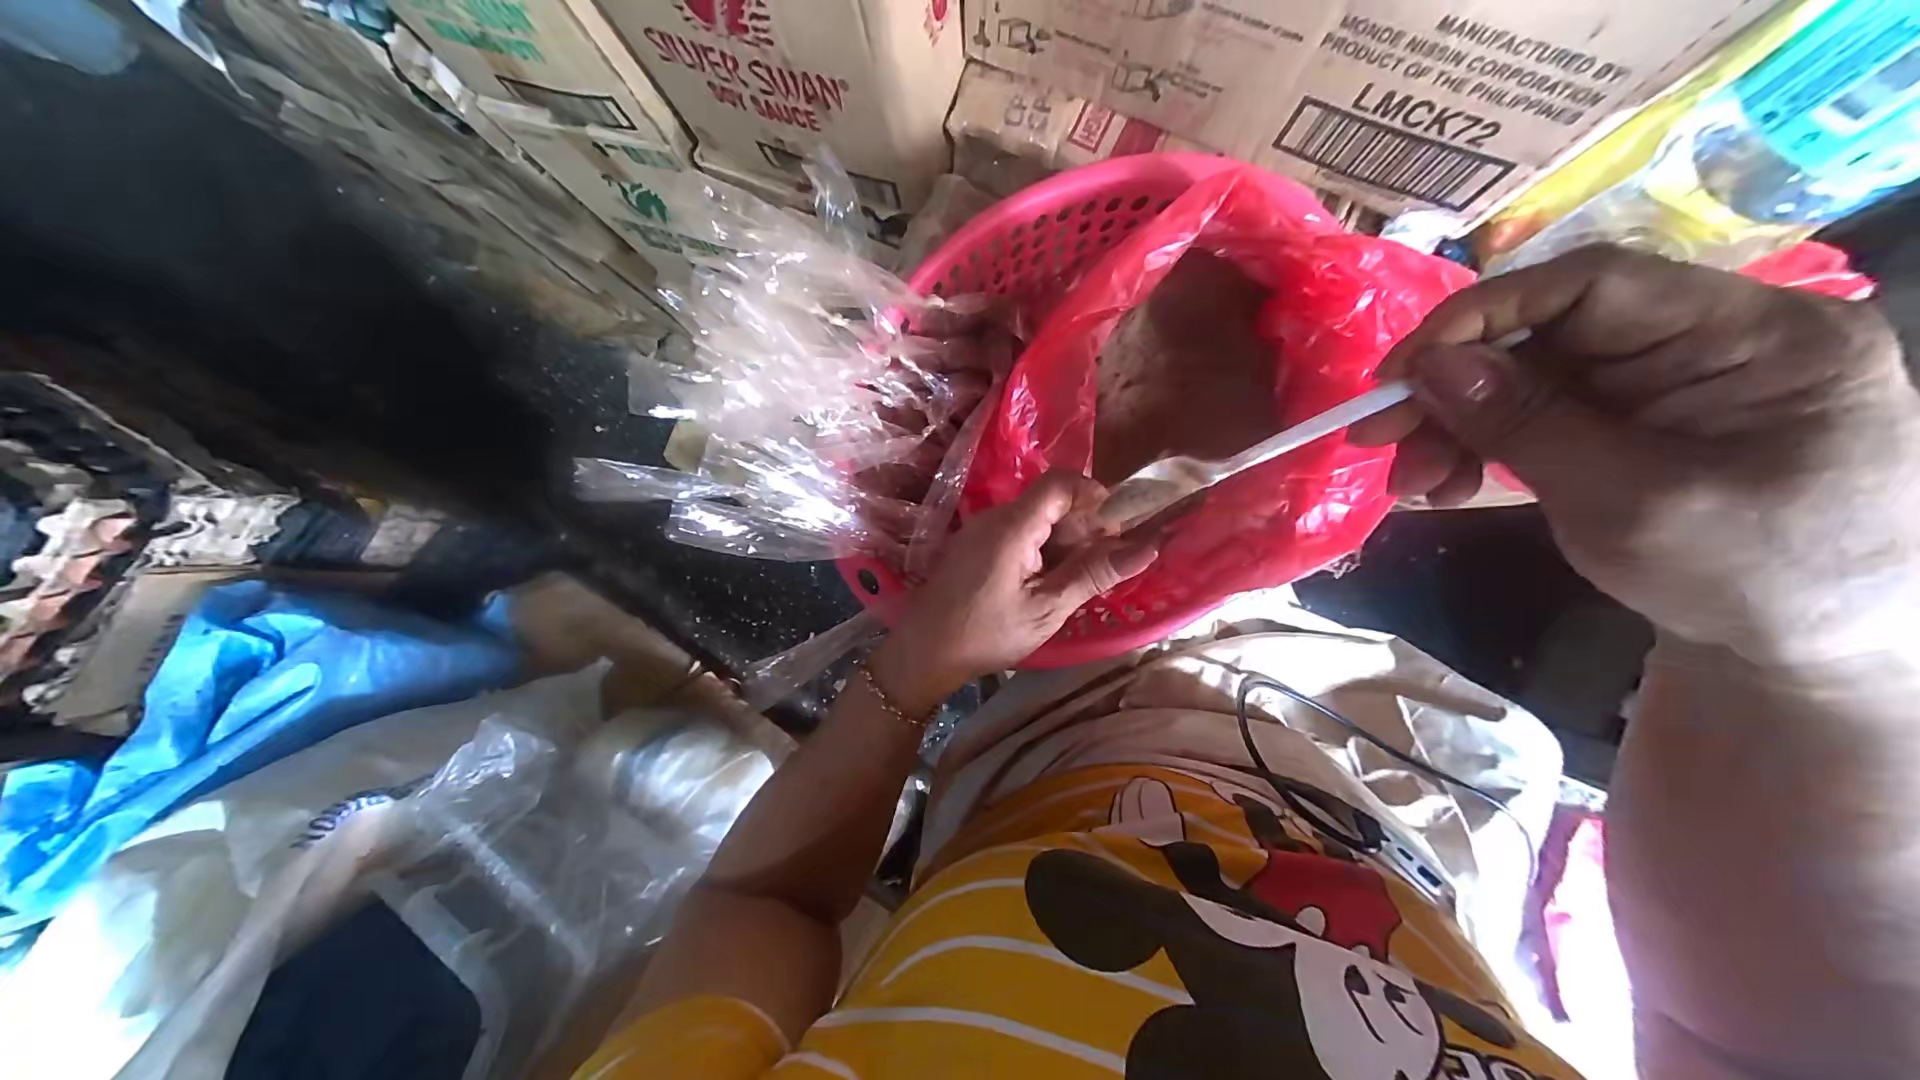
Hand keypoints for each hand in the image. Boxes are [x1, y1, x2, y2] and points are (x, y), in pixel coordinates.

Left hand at [868, 470, 1159, 711]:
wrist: (923, 653)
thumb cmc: (986, 633)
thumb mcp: (1047, 609)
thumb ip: (1094, 573)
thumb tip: (1147, 547)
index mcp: (1013, 525)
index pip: (1061, 482)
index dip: (1095, 495)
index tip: (1117, 530)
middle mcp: (995, 517)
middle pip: (1051, 502)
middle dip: (1084, 528)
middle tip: (1100, 570)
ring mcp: (982, 530)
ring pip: (1036, 520)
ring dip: (1064, 544)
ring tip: (1073, 585)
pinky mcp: (975, 545)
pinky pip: (1018, 534)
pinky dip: (1041, 551)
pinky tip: (1047, 585)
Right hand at [1349, 245, 1919, 665]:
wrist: (1794, 648)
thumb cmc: (1743, 573)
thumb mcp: (1625, 498)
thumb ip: (1524, 423)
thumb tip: (1427, 364)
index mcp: (1746, 333)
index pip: (1589, 285)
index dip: (1479, 317)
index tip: (1397, 375)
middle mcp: (1695, 341)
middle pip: (1538, 338)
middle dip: (1448, 390)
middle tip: (1376, 438)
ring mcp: (1653, 384)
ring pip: (1516, 381)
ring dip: (1449, 430)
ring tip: (1412, 486)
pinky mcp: (1617, 421)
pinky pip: (1523, 418)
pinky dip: (1473, 450)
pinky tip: (1445, 488)